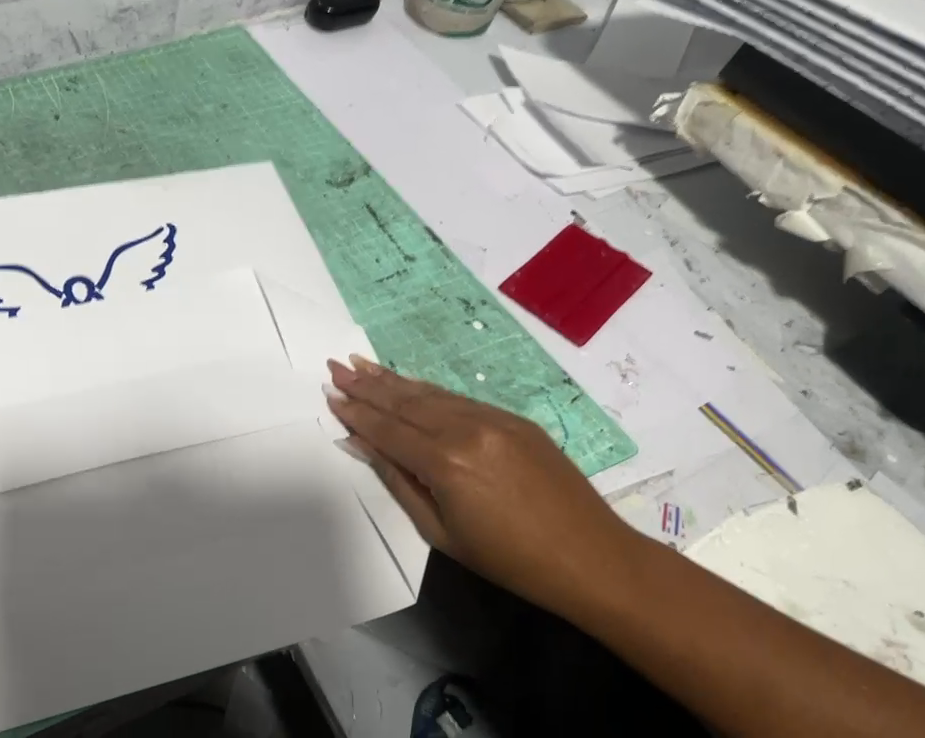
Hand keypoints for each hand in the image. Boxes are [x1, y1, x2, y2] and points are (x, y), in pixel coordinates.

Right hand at [323, 355, 640, 618]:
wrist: (595, 559)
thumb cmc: (511, 560)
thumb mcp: (442, 532)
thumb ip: (397, 481)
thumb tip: (360, 444)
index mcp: (445, 462)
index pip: (386, 429)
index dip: (355, 412)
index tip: (330, 394)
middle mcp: (466, 430)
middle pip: (404, 401)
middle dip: (365, 384)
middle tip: (335, 365)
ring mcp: (493, 420)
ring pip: (430, 393)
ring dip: (391, 379)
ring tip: (361, 364)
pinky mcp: (514, 420)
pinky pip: (458, 399)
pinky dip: (427, 389)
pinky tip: (407, 383)